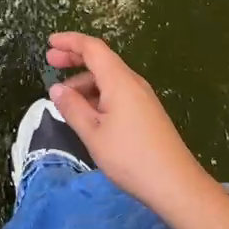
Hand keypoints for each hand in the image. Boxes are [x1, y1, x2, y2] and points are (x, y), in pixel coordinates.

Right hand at [46, 32, 211, 211]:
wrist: (178, 187)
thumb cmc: (131, 157)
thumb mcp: (93, 134)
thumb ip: (72, 108)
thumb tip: (56, 89)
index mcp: (119, 80)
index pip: (92, 47)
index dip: (69, 41)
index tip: (49, 43)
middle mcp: (132, 82)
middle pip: (101, 59)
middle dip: (74, 58)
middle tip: (51, 63)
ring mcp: (142, 98)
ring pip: (109, 79)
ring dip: (85, 82)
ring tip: (65, 100)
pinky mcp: (147, 113)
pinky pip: (118, 92)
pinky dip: (98, 94)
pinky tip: (88, 114)